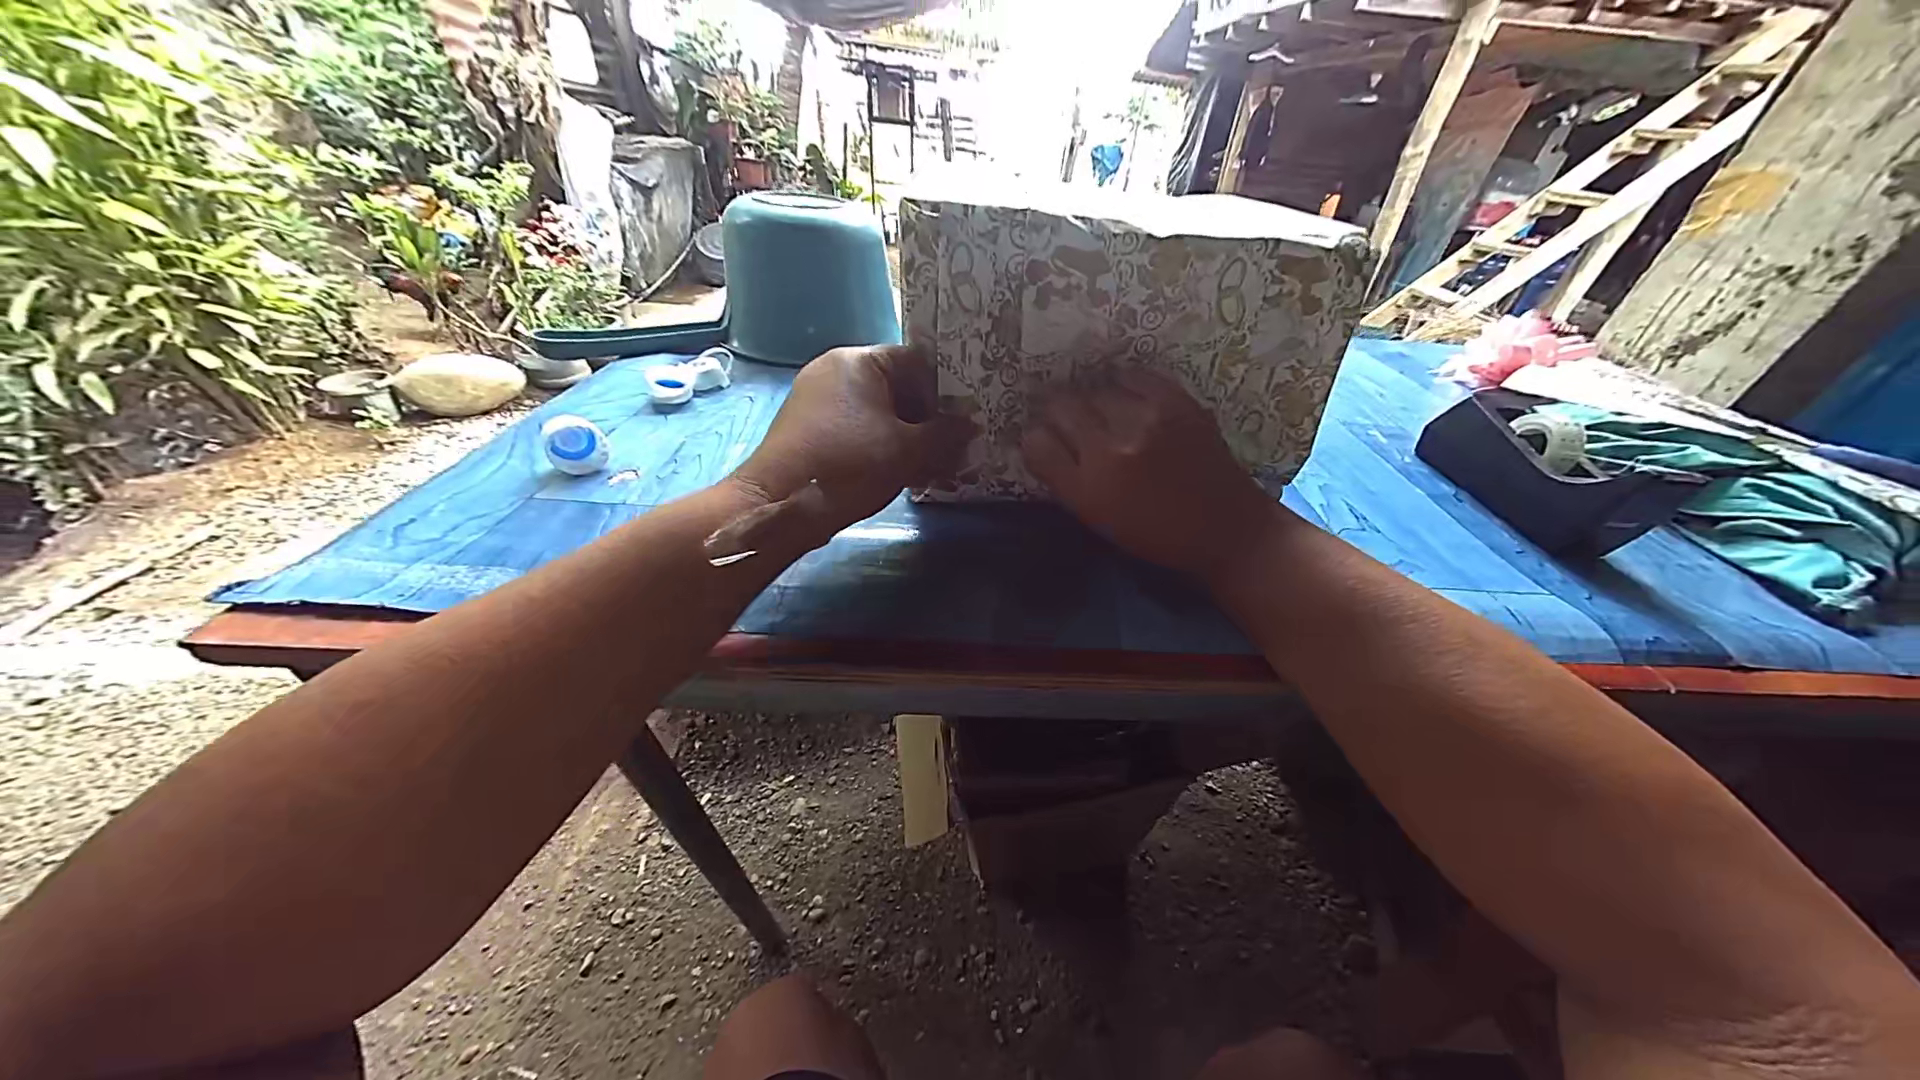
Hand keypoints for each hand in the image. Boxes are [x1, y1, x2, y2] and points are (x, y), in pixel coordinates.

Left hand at [720, 345, 971, 554]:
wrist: (782, 504)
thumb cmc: (848, 465)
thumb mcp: (907, 450)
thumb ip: (945, 434)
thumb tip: (971, 426)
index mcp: (858, 361)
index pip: (916, 361)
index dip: (947, 389)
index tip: (968, 416)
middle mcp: (836, 373)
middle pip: (899, 390)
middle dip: (931, 422)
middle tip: (959, 448)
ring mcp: (822, 404)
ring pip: (881, 416)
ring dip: (912, 441)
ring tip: (940, 467)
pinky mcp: (815, 433)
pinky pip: (862, 433)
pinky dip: (886, 450)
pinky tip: (910, 475)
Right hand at [1021, 366, 1284, 579]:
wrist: (1226, 528)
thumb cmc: (1156, 534)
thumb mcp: (1098, 519)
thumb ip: (1064, 480)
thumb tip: (1039, 441)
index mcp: (1087, 489)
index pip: (1037, 443)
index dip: (1035, 438)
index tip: (1045, 440)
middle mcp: (1110, 450)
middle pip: (1060, 407)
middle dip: (1057, 414)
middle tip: (1069, 423)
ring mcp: (1145, 420)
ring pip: (1094, 390)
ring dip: (1091, 401)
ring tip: (1102, 413)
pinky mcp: (1176, 403)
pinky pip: (1134, 377)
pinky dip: (1124, 384)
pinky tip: (1126, 395)